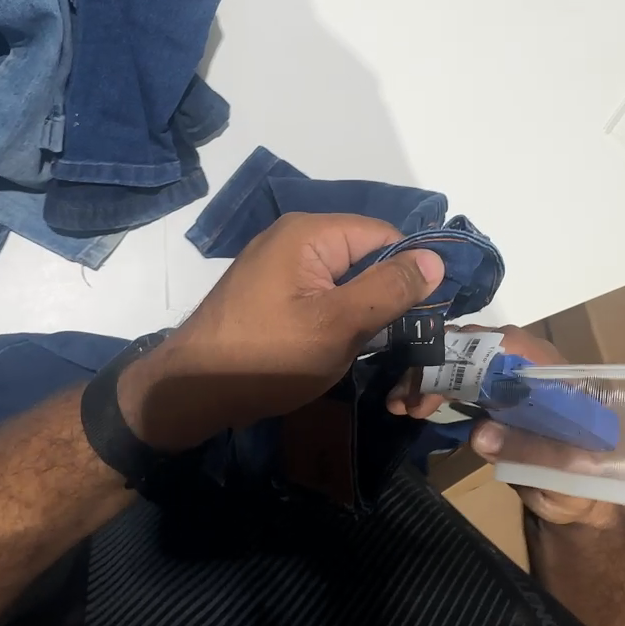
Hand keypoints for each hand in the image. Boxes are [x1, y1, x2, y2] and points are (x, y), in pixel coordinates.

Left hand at [117, 212, 442, 451]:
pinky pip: (319, 290)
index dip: (411, 272)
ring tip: (371, 347)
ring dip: (361, 309)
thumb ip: (388, 289)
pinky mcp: (269, 289)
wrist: (189, 393)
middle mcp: (294, 236)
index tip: (427, 316)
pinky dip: (335, 314)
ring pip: (343, 277)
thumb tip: (435, 257)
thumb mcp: (338, 326)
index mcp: (310, 232)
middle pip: (364, 254)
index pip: (385, 235)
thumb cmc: (267, 357)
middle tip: (402, 341)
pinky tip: (339, 345)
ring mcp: (278, 263)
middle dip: (386, 294)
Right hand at [389, 325, 621, 528]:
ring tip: (399, 404)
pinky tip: (411, 403)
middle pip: (475, 347)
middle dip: (435, 367)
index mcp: (554, 373)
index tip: (430, 386)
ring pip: (460, 357)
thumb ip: (528, 451)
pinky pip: (457, 375)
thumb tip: (479, 433)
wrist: (576, 499)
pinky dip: (432, 387)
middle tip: (404, 401)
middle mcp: (529, 362)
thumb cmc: (580, 485)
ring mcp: (507, 372)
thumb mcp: (565, 474)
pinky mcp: (491, 387)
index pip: (505, 344)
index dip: (464, 358)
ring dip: (427, 376)